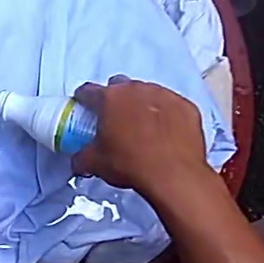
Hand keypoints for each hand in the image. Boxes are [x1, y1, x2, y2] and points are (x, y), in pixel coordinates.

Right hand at [72, 76, 214, 196]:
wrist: (175, 176)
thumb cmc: (130, 164)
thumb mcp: (96, 163)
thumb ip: (81, 157)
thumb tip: (76, 162)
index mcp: (109, 98)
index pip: (89, 91)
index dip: (84, 99)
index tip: (85, 107)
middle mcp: (135, 89)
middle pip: (120, 86)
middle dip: (117, 99)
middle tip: (117, 119)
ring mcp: (163, 95)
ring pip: (148, 93)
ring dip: (143, 105)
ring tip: (146, 128)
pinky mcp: (186, 106)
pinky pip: (173, 106)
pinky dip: (168, 115)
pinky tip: (168, 133)